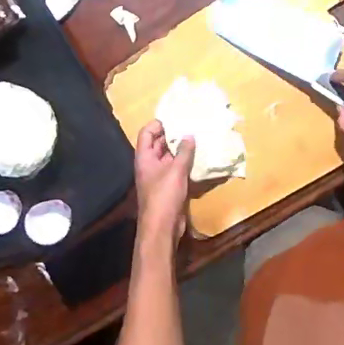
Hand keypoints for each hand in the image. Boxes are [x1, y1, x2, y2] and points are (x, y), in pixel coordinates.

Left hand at [133, 120, 193, 254]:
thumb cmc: (164, 195)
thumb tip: (190, 135)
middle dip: (173, 135)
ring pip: (169, 157)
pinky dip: (185, 163)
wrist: (162, 226)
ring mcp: (158, 176)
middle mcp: (149, 165)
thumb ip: (184, 152)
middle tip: (191, 125)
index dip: (159, 124)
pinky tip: (199, 158)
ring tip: (198, 138)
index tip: (176, 118)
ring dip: (181, 149)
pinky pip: (176, 169)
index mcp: (144, 158)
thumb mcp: (176, 170)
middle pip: (158, 144)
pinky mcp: (169, 187)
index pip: (147, 133)